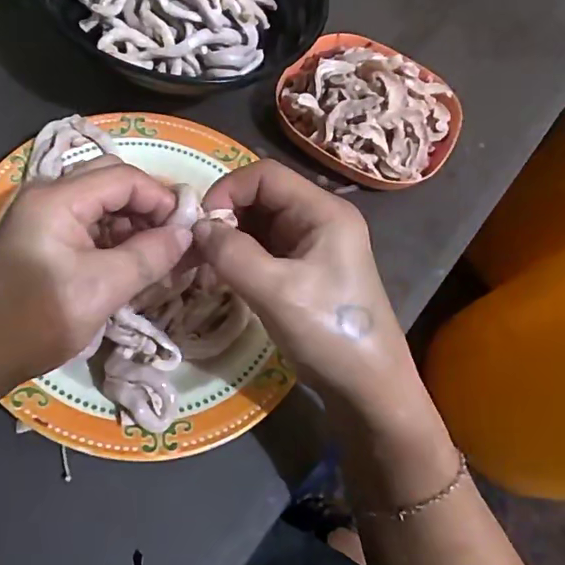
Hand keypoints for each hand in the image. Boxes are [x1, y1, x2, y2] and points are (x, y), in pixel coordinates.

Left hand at [0, 157, 191, 395]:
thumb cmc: (35, 320)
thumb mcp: (103, 288)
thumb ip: (150, 255)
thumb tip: (186, 234)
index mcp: (57, 198)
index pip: (124, 177)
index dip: (161, 199)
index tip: (187, 230)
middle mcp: (47, 197)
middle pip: (111, 183)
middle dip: (148, 209)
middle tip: (175, 241)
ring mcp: (40, 218)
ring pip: (100, 206)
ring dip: (132, 225)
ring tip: (158, 258)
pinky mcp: (39, 241)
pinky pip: (85, 226)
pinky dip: (112, 240)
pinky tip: (130, 266)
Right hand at [192, 161, 421, 418]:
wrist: (368, 389)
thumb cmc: (330, 333)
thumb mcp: (276, 292)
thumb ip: (232, 254)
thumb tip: (197, 228)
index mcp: (324, 211)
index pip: (266, 175)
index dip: (228, 189)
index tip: (201, 223)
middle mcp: (319, 219)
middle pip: (262, 196)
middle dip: (226, 215)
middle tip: (196, 247)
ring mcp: (312, 245)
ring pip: (259, 223)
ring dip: (229, 238)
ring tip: (203, 264)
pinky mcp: (304, 269)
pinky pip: (264, 248)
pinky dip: (240, 256)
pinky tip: (220, 275)